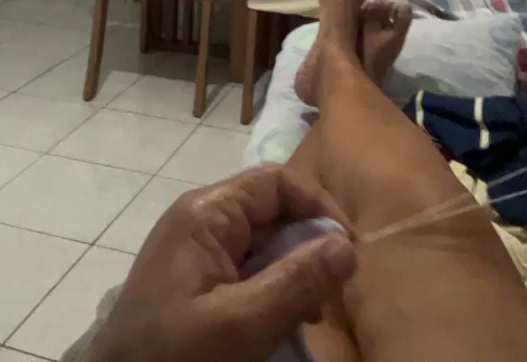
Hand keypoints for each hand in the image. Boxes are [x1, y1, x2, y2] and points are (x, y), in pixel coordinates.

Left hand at [87, 166, 357, 361]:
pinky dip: (270, 292)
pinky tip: (284, 324)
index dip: (318, 205)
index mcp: (206, 212)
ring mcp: (193, 251)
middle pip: (270, 212)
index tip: (350, 248)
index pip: (276, 182)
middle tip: (336, 289)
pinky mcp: (192, 282)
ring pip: (261, 245)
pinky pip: (244, 272)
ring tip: (312, 313)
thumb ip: (297, 281)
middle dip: (308, 244)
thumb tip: (348, 246)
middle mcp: (200, 219)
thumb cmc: (176, 356)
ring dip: (293, 273)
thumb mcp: (243, 324)